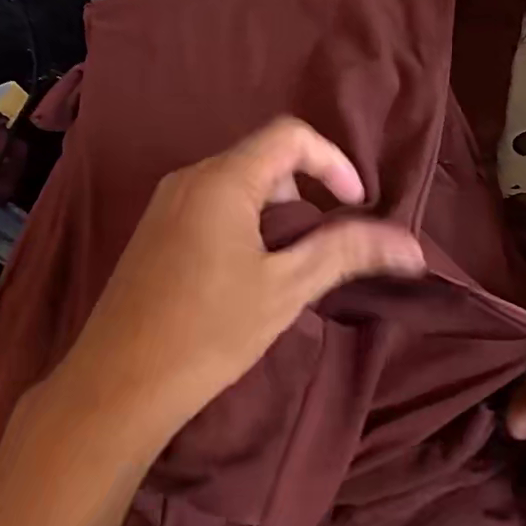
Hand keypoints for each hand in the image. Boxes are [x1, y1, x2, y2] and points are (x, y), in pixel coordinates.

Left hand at [53, 117, 425, 428]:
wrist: (114, 389)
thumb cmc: (207, 333)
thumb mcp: (287, 288)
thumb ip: (348, 252)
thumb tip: (412, 245)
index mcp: (222, 180)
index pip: (291, 136)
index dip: (335, 162)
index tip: (356, 205)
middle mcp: (190, 179)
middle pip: (266, 158)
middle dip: (309, 190)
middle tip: (327, 240)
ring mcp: (166, 205)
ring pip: (241, 184)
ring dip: (280, 211)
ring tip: (294, 262)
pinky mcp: (155, 234)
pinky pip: (215, 205)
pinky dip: (250, 223)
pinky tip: (251, 273)